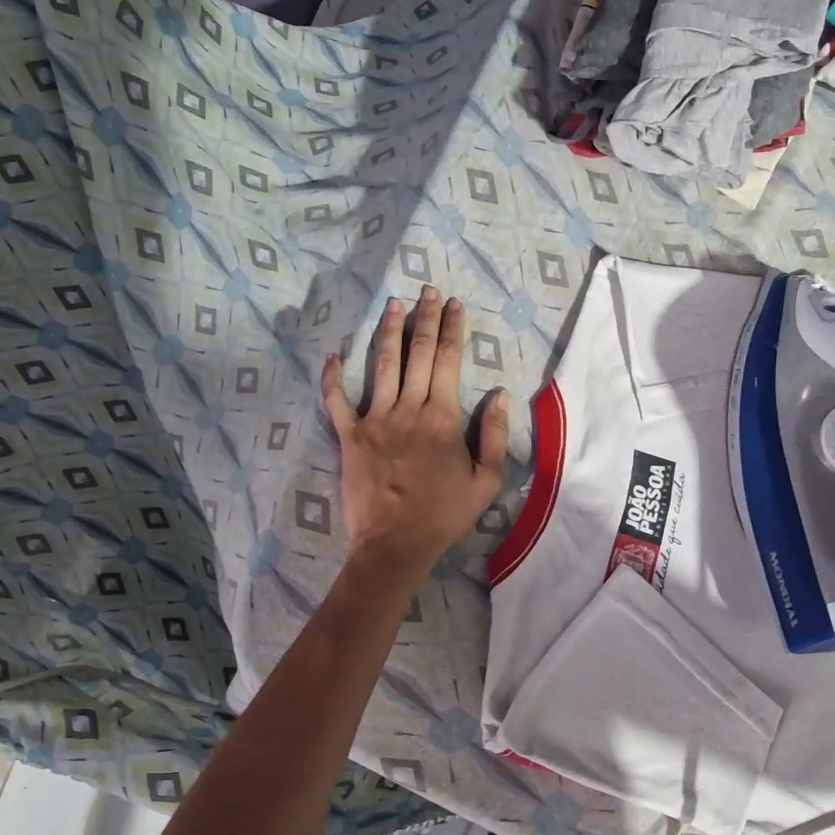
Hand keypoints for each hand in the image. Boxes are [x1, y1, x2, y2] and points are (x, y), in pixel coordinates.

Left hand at [321, 286, 508, 585]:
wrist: (396, 544)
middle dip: (425, 318)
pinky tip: (333, 353)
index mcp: (444, 417)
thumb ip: (496, 435)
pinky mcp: (350, 436)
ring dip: (389, 331)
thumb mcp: (487, 480)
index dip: (453, 328)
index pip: (450, 360)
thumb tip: (501, 394)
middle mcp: (410, 408)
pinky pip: (336, 400)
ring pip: (383, 364)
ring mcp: (376, 419)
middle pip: (419, 353)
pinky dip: (332, 376)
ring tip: (394, 304)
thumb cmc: (445, 515)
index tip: (454, 303)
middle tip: (428, 290)